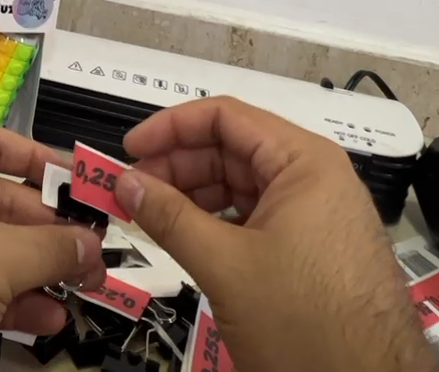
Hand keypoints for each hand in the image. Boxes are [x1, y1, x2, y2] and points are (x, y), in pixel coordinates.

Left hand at [0, 127, 105, 371]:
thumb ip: (52, 246)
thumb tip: (92, 244)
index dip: (39, 159)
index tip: (77, 181)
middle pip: (0, 199)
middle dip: (50, 229)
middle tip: (92, 247)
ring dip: (40, 268)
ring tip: (82, 286)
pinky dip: (14, 297)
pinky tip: (49, 318)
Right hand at [118, 97, 435, 371]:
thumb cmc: (303, 323)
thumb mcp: (226, 266)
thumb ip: (169, 217)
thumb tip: (122, 183)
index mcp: (302, 160)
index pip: (225, 116)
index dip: (171, 127)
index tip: (129, 151)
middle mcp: (313, 175)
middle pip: (231, 146)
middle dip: (177, 165)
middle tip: (132, 191)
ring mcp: (316, 212)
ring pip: (241, 182)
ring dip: (192, 194)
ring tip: (152, 216)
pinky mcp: (314, 247)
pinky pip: (256, 214)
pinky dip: (217, 221)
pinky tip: (188, 238)